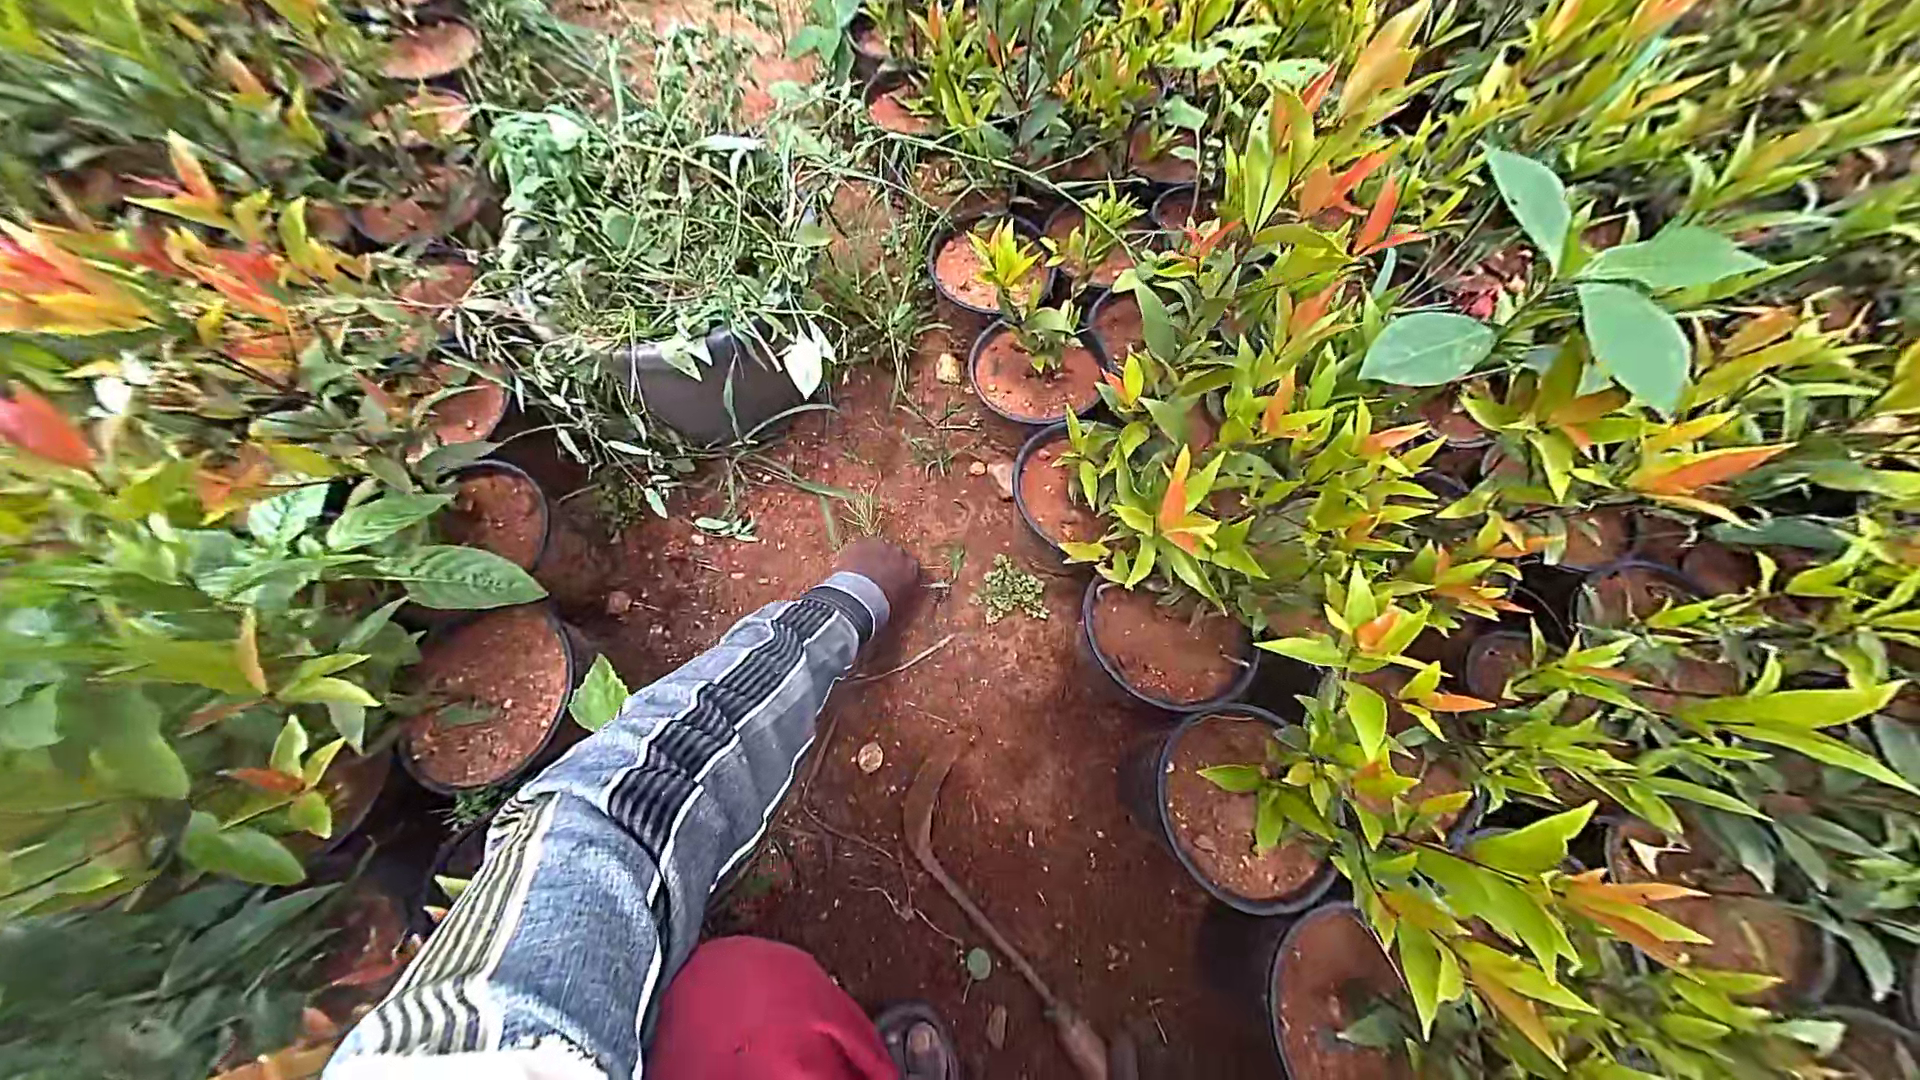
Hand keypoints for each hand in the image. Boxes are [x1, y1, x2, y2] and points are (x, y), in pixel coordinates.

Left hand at [833, 538, 919, 621]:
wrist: (859, 600)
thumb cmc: (883, 608)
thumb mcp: (903, 607)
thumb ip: (907, 596)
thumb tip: (905, 597)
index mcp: (912, 568)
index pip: (913, 568)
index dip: (903, 575)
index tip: (896, 582)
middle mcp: (900, 553)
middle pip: (896, 555)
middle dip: (889, 564)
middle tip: (878, 578)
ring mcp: (880, 545)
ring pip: (878, 549)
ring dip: (873, 558)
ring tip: (862, 574)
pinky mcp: (861, 543)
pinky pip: (861, 548)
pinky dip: (857, 555)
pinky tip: (850, 569)